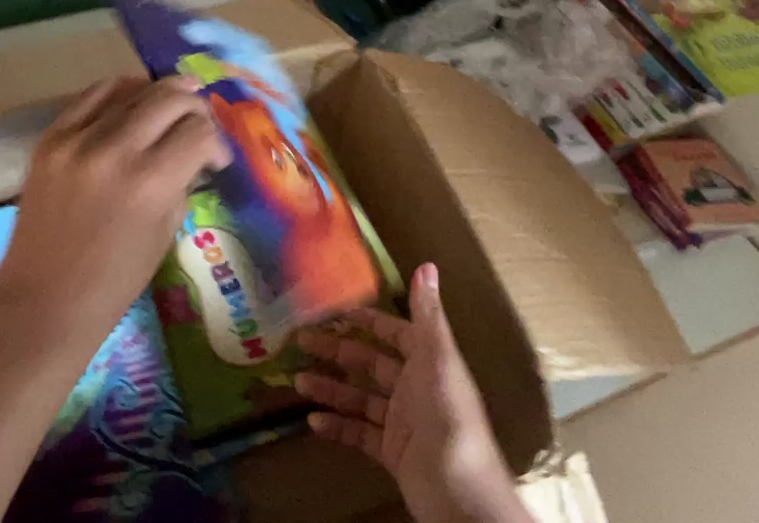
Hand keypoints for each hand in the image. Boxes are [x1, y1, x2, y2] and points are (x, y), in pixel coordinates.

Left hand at [0, 76, 227, 348]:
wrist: (44, 300)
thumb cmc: (114, 281)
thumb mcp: (166, 231)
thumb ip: (182, 181)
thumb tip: (194, 149)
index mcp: (150, 182)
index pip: (199, 132)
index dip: (216, 143)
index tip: (216, 159)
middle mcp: (115, 149)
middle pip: (170, 99)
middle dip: (195, 108)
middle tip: (200, 125)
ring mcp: (77, 139)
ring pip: (133, 88)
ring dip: (161, 93)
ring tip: (174, 102)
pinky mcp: (50, 137)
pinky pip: (93, 94)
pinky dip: (121, 92)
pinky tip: (134, 102)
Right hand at [296, 263, 526, 522]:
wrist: (459, 494)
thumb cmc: (449, 418)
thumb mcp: (439, 360)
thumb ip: (428, 315)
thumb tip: (427, 264)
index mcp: (428, 363)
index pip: (395, 333)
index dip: (368, 320)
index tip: (336, 310)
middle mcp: (415, 388)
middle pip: (370, 364)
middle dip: (337, 351)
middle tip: (301, 340)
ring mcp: (403, 423)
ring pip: (360, 398)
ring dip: (330, 388)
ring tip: (299, 380)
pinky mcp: (393, 454)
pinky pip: (359, 434)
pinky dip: (337, 426)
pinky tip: (313, 421)